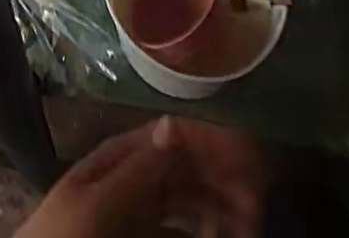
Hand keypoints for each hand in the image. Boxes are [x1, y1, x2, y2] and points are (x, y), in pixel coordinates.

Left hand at [14, 118, 263, 237]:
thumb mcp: (92, 206)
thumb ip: (136, 167)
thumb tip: (173, 121)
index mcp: (123, 156)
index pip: (177, 136)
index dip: (214, 144)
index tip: (248, 162)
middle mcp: (137, 174)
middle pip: (192, 166)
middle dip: (226, 180)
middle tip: (256, 205)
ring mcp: (142, 207)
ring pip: (194, 198)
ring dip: (223, 206)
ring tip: (247, 224)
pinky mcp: (145, 234)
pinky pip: (184, 226)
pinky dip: (207, 228)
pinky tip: (223, 233)